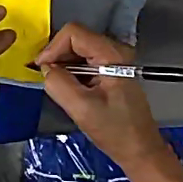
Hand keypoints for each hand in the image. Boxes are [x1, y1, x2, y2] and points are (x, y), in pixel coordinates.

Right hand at [34, 23, 171, 171]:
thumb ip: (59, 84)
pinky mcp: (112, 71)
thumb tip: (46, 68)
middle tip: (47, 78)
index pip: (74, 33)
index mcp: (112, 55)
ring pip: (79, 50)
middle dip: (57, 55)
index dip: (53, 47)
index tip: (42, 68)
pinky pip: (86, 61)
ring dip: (64, 64)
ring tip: (58, 86)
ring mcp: (115, 60)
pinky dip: (72, 71)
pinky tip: (70, 89)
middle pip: (77, 38)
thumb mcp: (82, 109)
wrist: (140, 149)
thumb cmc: (115, 131)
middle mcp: (116, 51)